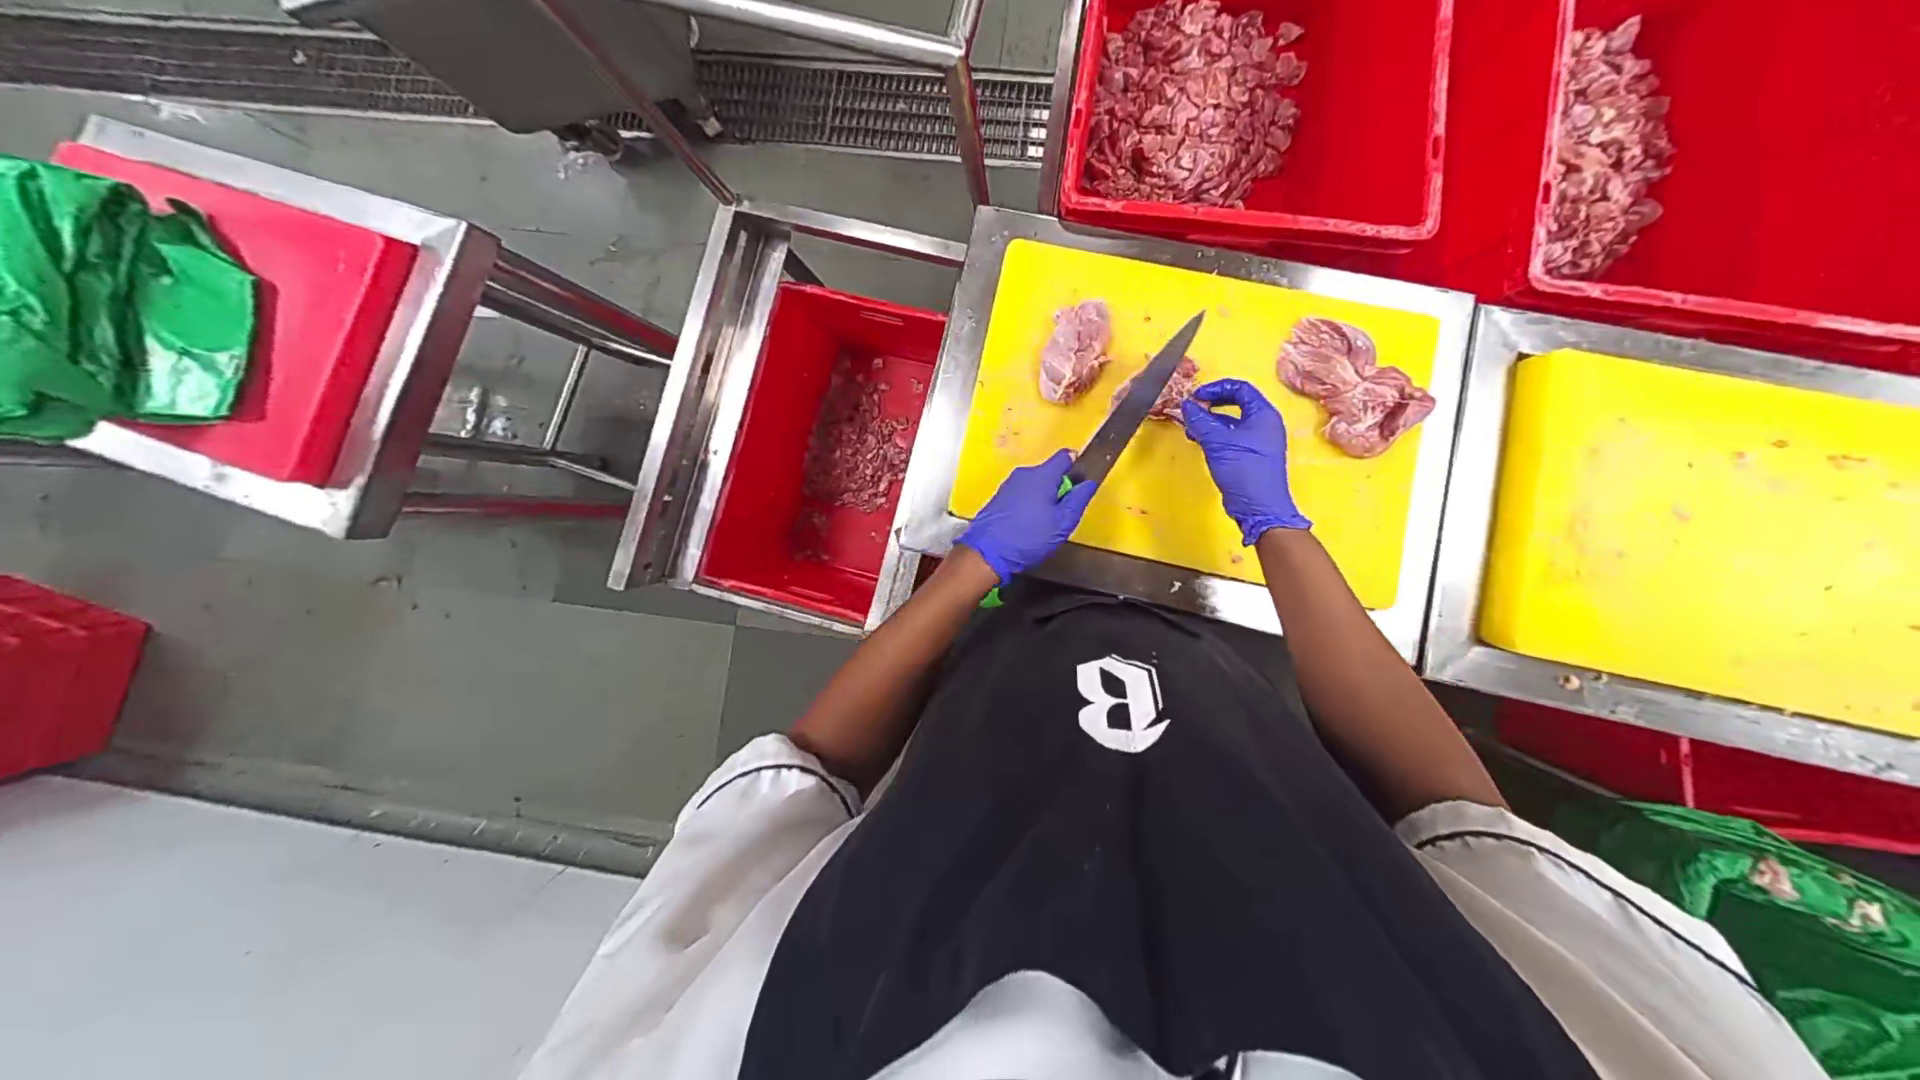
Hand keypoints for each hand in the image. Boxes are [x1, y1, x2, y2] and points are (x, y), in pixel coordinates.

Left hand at [956, 449, 1098, 584]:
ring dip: (1043, 498)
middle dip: (1059, 488)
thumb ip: (1078, 499)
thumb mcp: (1063, 522)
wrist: (987, 552)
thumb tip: (1089, 482)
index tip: (1080, 485)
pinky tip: (1027, 524)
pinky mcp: (999, 497)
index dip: (1076, 466)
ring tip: (1043, 523)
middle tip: (1061, 514)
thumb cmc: (1029, 537)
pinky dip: (1029, 504)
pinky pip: (1022, 494)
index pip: (1065, 456)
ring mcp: (1009, 484)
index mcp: (1042, 475)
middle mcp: (1024, 474)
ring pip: (1035, 484)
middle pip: (1049, 472)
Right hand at [1180, 378, 1311, 543]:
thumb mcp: (1218, 442)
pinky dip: (1215, 436)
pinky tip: (1200, 442)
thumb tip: (1186, 405)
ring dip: (1210, 422)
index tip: (1195, 397)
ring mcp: (1258, 441)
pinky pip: (1231, 437)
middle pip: (1236, 403)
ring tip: (1191, 429)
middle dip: (1211, 405)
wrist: (1259, 507)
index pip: (1240, 388)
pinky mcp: (1250, 456)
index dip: (1216, 389)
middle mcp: (1264, 424)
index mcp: (1263, 414)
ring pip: (1232, 421)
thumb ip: (1200, 421)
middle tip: (1191, 411)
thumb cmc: (1243, 470)